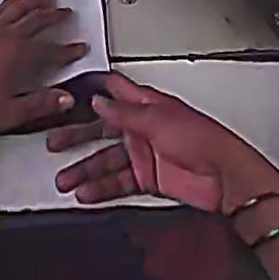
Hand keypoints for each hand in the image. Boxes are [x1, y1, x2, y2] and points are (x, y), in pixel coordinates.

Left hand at [0, 0, 87, 146]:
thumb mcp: (14, 113)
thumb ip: (42, 104)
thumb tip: (65, 99)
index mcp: (20, 55)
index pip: (52, 49)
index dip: (68, 50)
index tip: (79, 47)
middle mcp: (8, 38)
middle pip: (38, 19)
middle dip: (55, 15)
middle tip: (66, 13)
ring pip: (20, 8)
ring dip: (35, 2)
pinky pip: (2, 8)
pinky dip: (13, 1)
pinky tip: (15, 0)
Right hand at [49, 73, 278, 212]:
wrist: (223, 176)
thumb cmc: (201, 136)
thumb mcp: (157, 119)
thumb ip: (125, 112)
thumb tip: (99, 100)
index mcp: (145, 102)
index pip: (113, 90)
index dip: (92, 88)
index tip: (68, 88)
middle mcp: (141, 125)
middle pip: (102, 127)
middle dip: (77, 133)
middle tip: (55, 138)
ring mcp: (144, 152)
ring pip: (106, 158)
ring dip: (85, 167)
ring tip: (65, 177)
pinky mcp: (148, 177)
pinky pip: (118, 181)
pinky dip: (100, 187)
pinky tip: (86, 192)